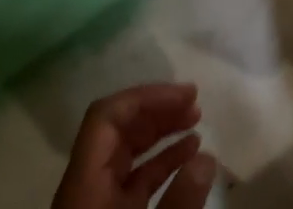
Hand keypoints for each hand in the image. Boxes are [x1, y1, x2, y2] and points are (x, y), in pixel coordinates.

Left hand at [52, 83, 216, 208]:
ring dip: (161, 131)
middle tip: (194, 99)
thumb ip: (178, 201)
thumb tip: (208, 157)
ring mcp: (97, 197)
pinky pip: (135, 176)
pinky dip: (161, 160)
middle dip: (157, 109)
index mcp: (84, 180)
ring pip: (127, 150)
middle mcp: (87, 181)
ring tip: (196, 119)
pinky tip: (189, 152)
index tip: (184, 93)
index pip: (106, 116)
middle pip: (117, 128)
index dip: (145, 97)